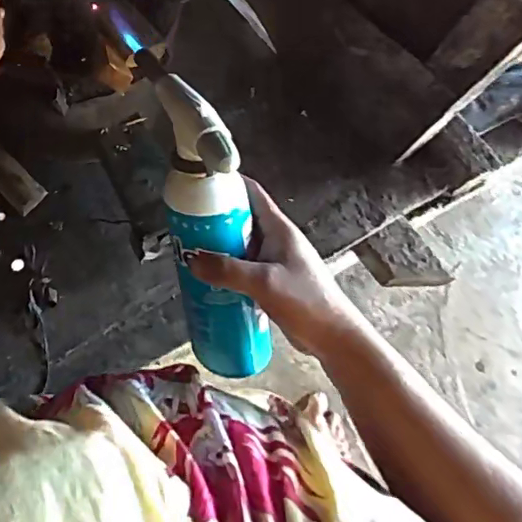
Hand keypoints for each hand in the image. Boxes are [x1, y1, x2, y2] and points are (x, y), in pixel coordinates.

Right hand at [185, 177, 362, 347]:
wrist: (335, 340)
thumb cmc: (308, 302)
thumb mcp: (265, 282)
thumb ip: (228, 271)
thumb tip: (191, 260)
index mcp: (278, 227)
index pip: (250, 192)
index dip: (227, 182)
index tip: (201, 182)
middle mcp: (274, 238)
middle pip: (239, 217)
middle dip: (213, 217)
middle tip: (187, 220)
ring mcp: (272, 259)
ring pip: (238, 243)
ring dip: (217, 244)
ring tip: (190, 247)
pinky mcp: (270, 280)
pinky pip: (241, 265)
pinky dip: (224, 267)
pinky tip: (207, 276)